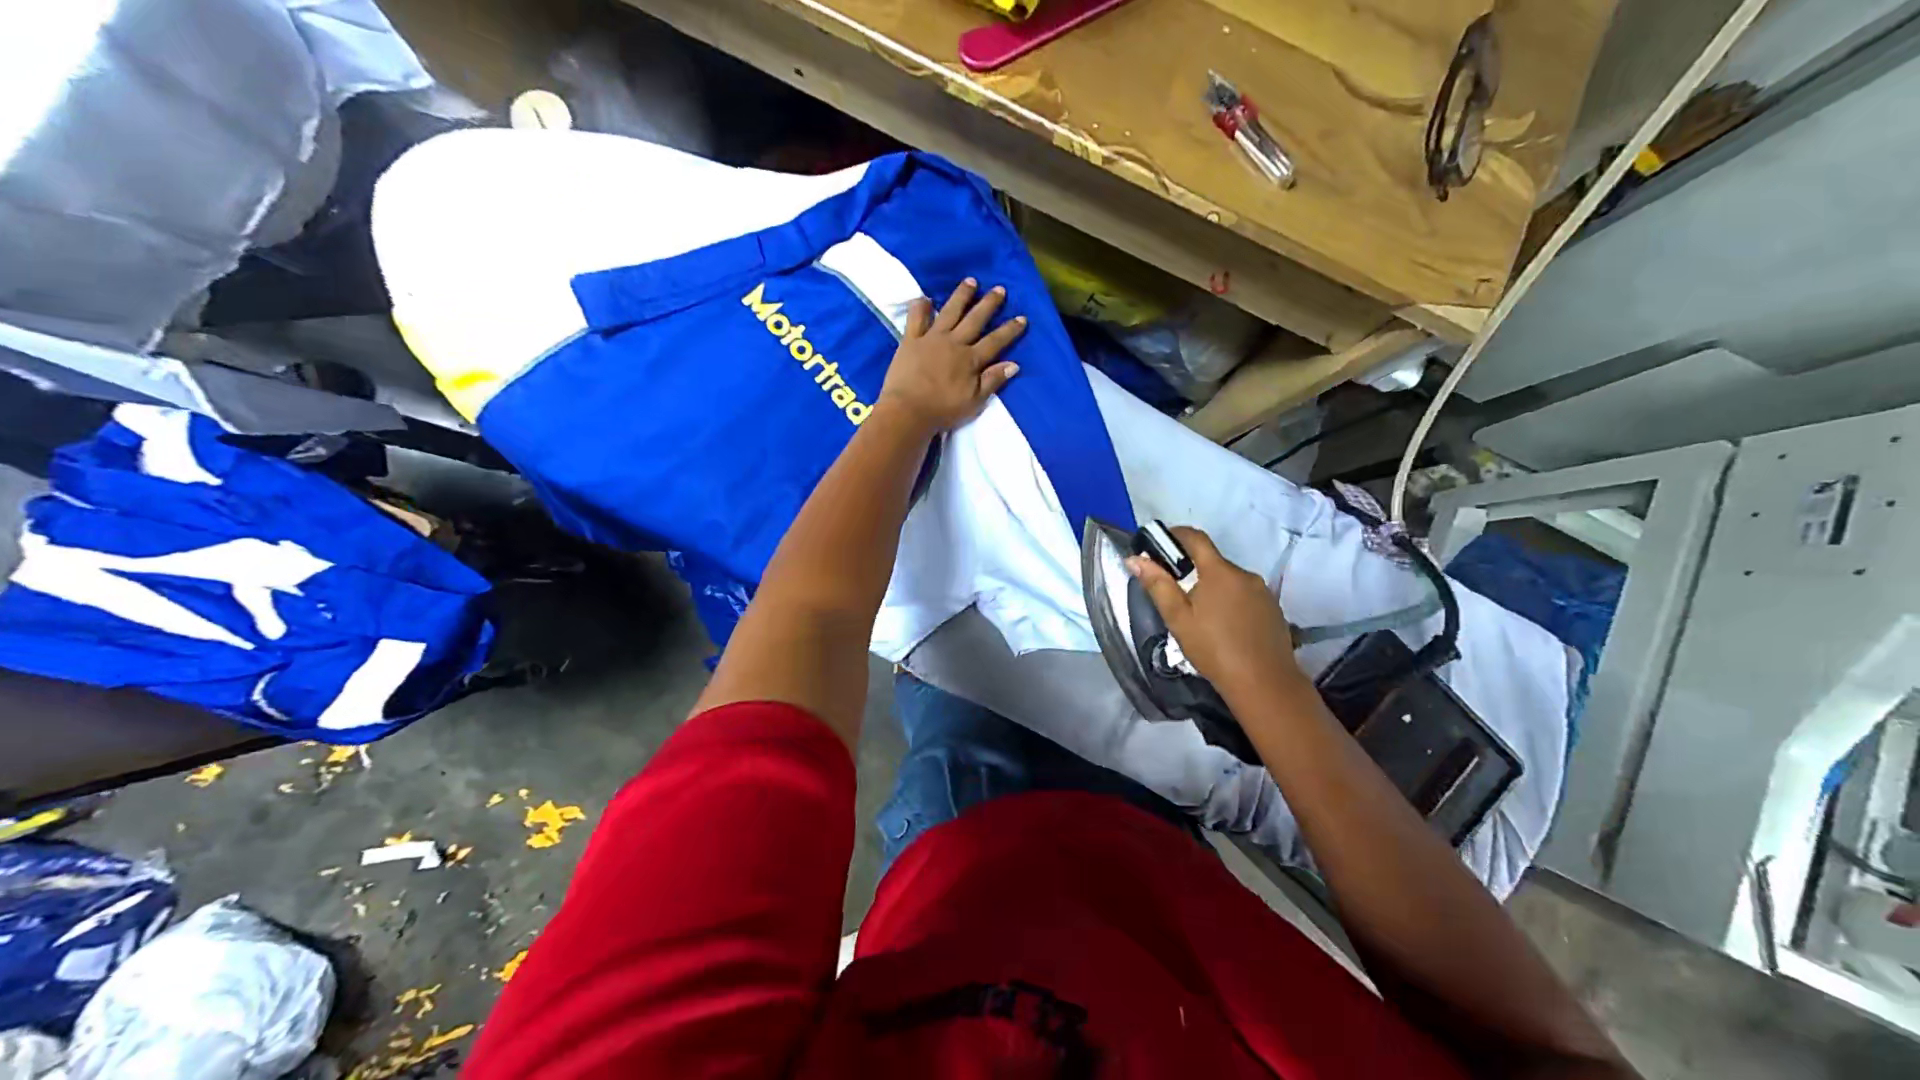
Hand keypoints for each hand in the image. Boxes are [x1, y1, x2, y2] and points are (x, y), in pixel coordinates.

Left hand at [877, 279, 1025, 433]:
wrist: (908, 411)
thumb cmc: (943, 410)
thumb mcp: (974, 401)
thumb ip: (993, 381)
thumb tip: (1014, 364)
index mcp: (971, 359)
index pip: (995, 341)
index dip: (1010, 329)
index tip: (1022, 317)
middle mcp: (954, 343)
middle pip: (975, 319)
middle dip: (989, 304)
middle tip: (1000, 288)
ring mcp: (931, 338)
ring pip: (950, 311)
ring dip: (962, 295)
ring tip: (971, 281)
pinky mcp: (910, 340)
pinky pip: (916, 318)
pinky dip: (921, 306)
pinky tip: (925, 297)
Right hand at [1126, 525, 1306, 700]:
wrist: (1264, 683)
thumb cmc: (1214, 649)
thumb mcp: (1178, 619)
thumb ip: (1157, 585)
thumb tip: (1135, 559)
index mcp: (1219, 572)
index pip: (1196, 538)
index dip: (1175, 535)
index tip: (1158, 545)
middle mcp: (1245, 574)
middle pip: (1213, 561)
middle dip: (1192, 569)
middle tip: (1174, 592)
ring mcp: (1263, 591)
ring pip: (1230, 580)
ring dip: (1212, 587)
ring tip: (1199, 615)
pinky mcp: (1273, 609)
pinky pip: (1245, 595)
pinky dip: (1230, 602)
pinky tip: (1224, 626)